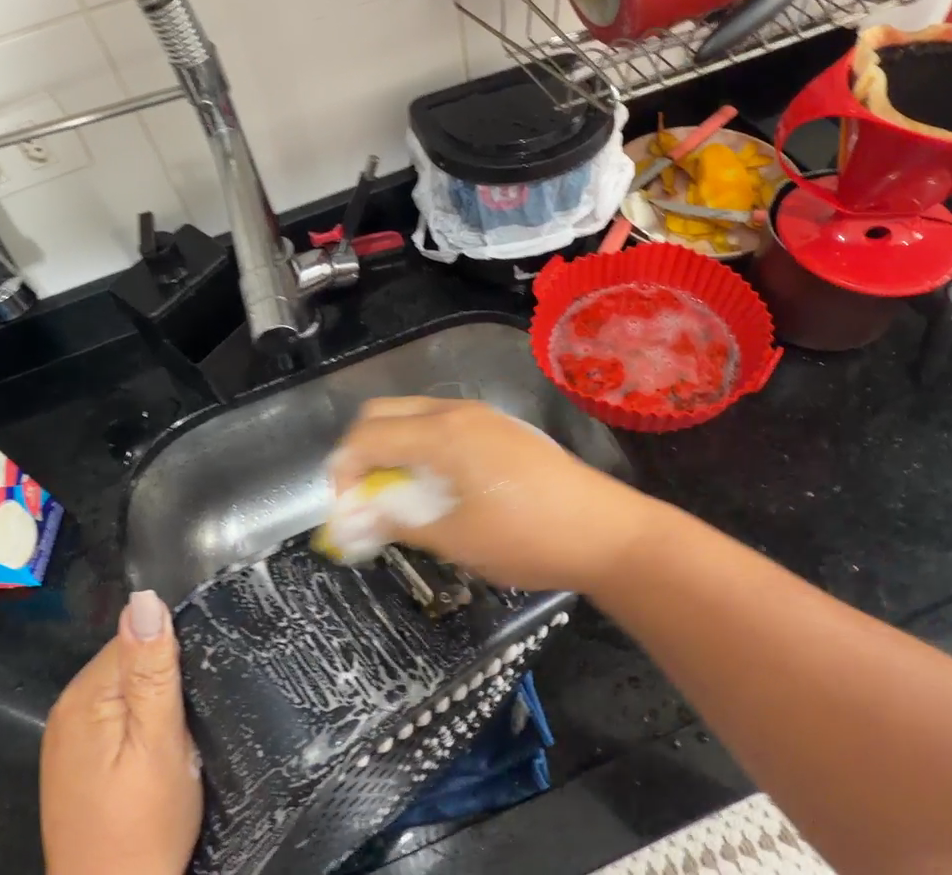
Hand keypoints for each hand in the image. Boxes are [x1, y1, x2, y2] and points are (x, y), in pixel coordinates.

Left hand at [39, 590, 201, 874]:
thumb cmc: (144, 825)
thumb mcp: (160, 745)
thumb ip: (153, 672)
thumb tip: (146, 600)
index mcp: (85, 696)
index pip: (135, 638)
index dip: (172, 655)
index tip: (198, 684)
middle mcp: (67, 707)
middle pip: (128, 660)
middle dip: (164, 677)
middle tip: (192, 718)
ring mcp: (67, 736)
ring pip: (123, 688)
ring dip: (154, 701)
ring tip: (180, 734)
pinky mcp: (75, 760)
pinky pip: (114, 717)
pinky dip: (139, 724)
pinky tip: (156, 752)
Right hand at [327, 397, 663, 592]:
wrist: (608, 533)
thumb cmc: (527, 538)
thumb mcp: (454, 538)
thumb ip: (395, 521)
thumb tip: (347, 521)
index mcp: (441, 433)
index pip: (366, 435)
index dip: (343, 472)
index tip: (347, 512)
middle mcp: (457, 412)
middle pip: (383, 415)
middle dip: (362, 454)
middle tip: (367, 500)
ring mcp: (482, 417)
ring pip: (413, 418)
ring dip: (393, 451)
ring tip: (402, 499)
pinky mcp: (500, 430)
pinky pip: (441, 427)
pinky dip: (421, 450)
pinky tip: (439, 489)